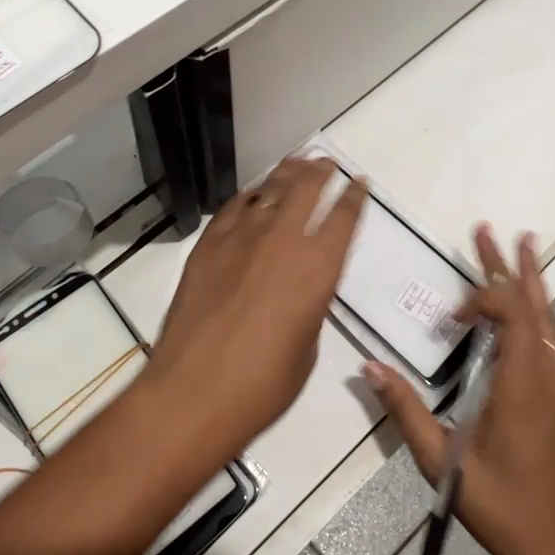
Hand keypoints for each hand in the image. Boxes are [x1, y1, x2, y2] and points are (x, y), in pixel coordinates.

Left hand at [145, 157, 367, 458]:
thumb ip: (310, 308)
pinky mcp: (207, 246)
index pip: (344, 219)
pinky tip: (252, 194)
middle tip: (326, 163)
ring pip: (268, 191)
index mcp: (318, 268)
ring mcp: (240, 239)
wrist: (194, 392)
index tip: (360, 183)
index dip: (355, 197)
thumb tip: (301, 290)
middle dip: (321, 172)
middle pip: (306, 189)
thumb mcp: (306, 348)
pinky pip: (232, 208)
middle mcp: (283, 242)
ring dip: (286, 174)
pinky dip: (247, 196)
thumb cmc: (262, 386)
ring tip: (295, 163)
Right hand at [366, 226, 554, 554]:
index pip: (510, 314)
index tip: (453, 320)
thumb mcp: (443, 462)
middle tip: (486, 230)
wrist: (551, 545)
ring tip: (528, 240)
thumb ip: (407, 410)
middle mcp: (548, 376)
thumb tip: (370, 366)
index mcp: (520, 385)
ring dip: (537, 279)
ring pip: (554, 319)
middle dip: (504, 267)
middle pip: (530, 305)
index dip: (481, 301)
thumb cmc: (495, 503)